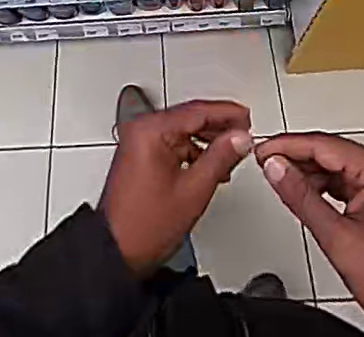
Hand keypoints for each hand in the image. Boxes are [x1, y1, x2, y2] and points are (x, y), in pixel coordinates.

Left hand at [99, 99, 253, 275]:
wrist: (117, 253)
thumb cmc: (144, 226)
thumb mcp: (193, 190)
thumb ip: (220, 157)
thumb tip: (239, 137)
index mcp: (152, 130)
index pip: (197, 111)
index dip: (226, 113)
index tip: (246, 117)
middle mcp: (142, 129)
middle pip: (189, 117)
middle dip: (219, 125)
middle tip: (243, 132)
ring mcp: (140, 141)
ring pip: (183, 129)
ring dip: (207, 139)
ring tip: (231, 150)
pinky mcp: (141, 153)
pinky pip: (173, 141)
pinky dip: (193, 149)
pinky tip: (210, 162)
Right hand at [256, 133, 363, 336]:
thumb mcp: (339, 239)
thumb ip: (302, 198)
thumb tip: (276, 168)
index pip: (322, 144)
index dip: (287, 145)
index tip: (262, 150)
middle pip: (329, 151)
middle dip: (295, 157)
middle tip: (265, 164)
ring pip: (336, 166)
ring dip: (308, 173)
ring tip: (280, 181)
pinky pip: (346, 181)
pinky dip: (323, 186)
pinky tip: (306, 195)